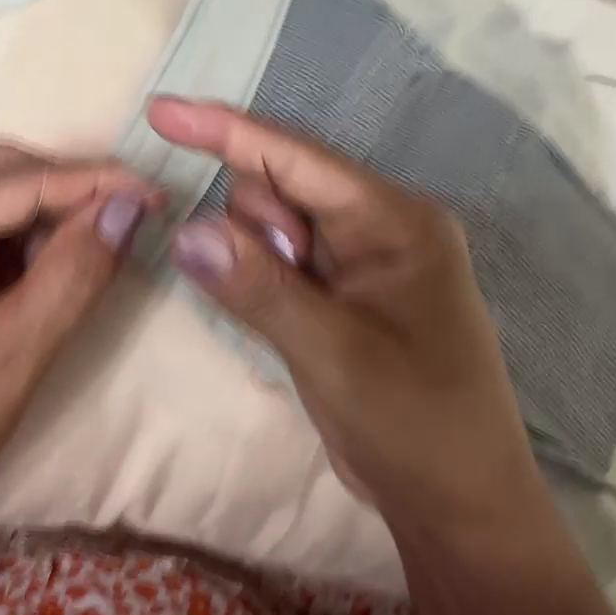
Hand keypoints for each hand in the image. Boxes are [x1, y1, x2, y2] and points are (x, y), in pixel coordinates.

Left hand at [0, 144, 152, 568]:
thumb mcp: (17, 351)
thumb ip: (75, 271)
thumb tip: (129, 207)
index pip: (21, 179)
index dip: (94, 179)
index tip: (158, 192)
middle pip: (2, 170)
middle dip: (70, 185)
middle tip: (132, 214)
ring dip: (47, 206)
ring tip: (99, 236)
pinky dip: (21, 231)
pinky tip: (52, 258)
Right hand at [148, 97, 545, 532]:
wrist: (456, 504)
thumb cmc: (416, 424)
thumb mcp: (334, 355)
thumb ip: (259, 288)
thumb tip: (187, 230)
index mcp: (394, 220)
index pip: (294, 158)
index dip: (223, 131)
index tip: (159, 110)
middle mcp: (377, 224)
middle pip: (276, 186)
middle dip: (255, 228)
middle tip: (286, 300)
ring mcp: (357, 257)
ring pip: (268, 222)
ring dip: (257, 260)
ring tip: (296, 323)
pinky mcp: (337, 288)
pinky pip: (274, 257)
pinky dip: (257, 274)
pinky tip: (278, 313)